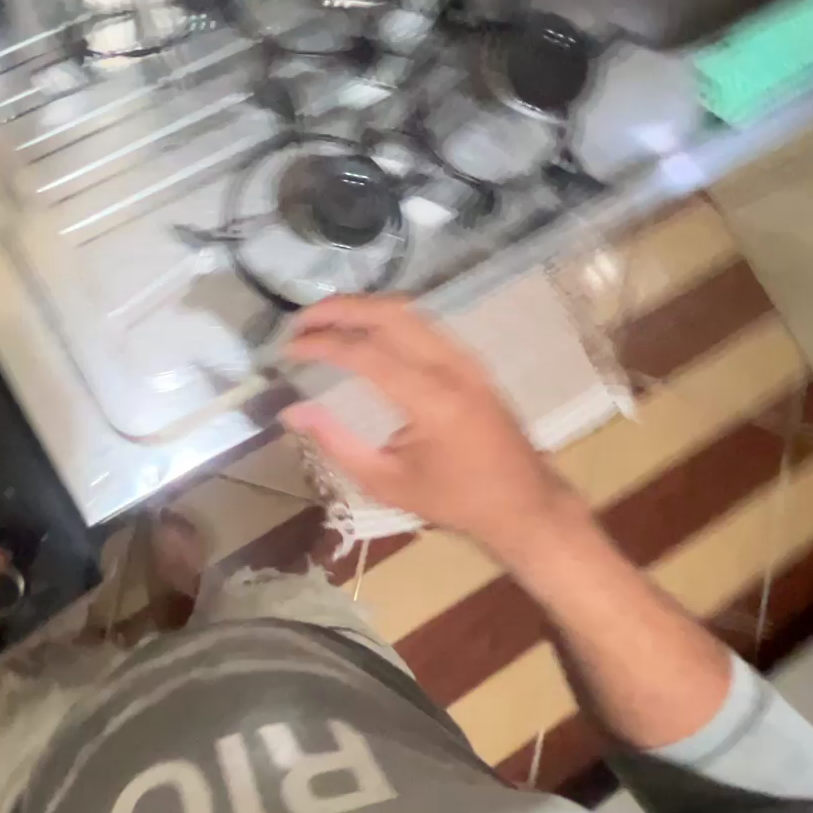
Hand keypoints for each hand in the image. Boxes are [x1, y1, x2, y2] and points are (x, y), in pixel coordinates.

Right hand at [281, 296, 577, 554]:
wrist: (525, 503)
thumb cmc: (453, 501)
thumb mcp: (385, 482)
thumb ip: (336, 443)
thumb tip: (293, 411)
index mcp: (430, 399)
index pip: (365, 352)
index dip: (321, 344)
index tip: (288, 349)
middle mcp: (451, 367)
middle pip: (389, 313)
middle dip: (339, 309)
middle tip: (301, 322)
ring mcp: (466, 359)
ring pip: (408, 310)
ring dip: (362, 309)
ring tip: (324, 321)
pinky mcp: (471, 361)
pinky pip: (423, 323)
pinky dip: (386, 318)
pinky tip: (363, 331)